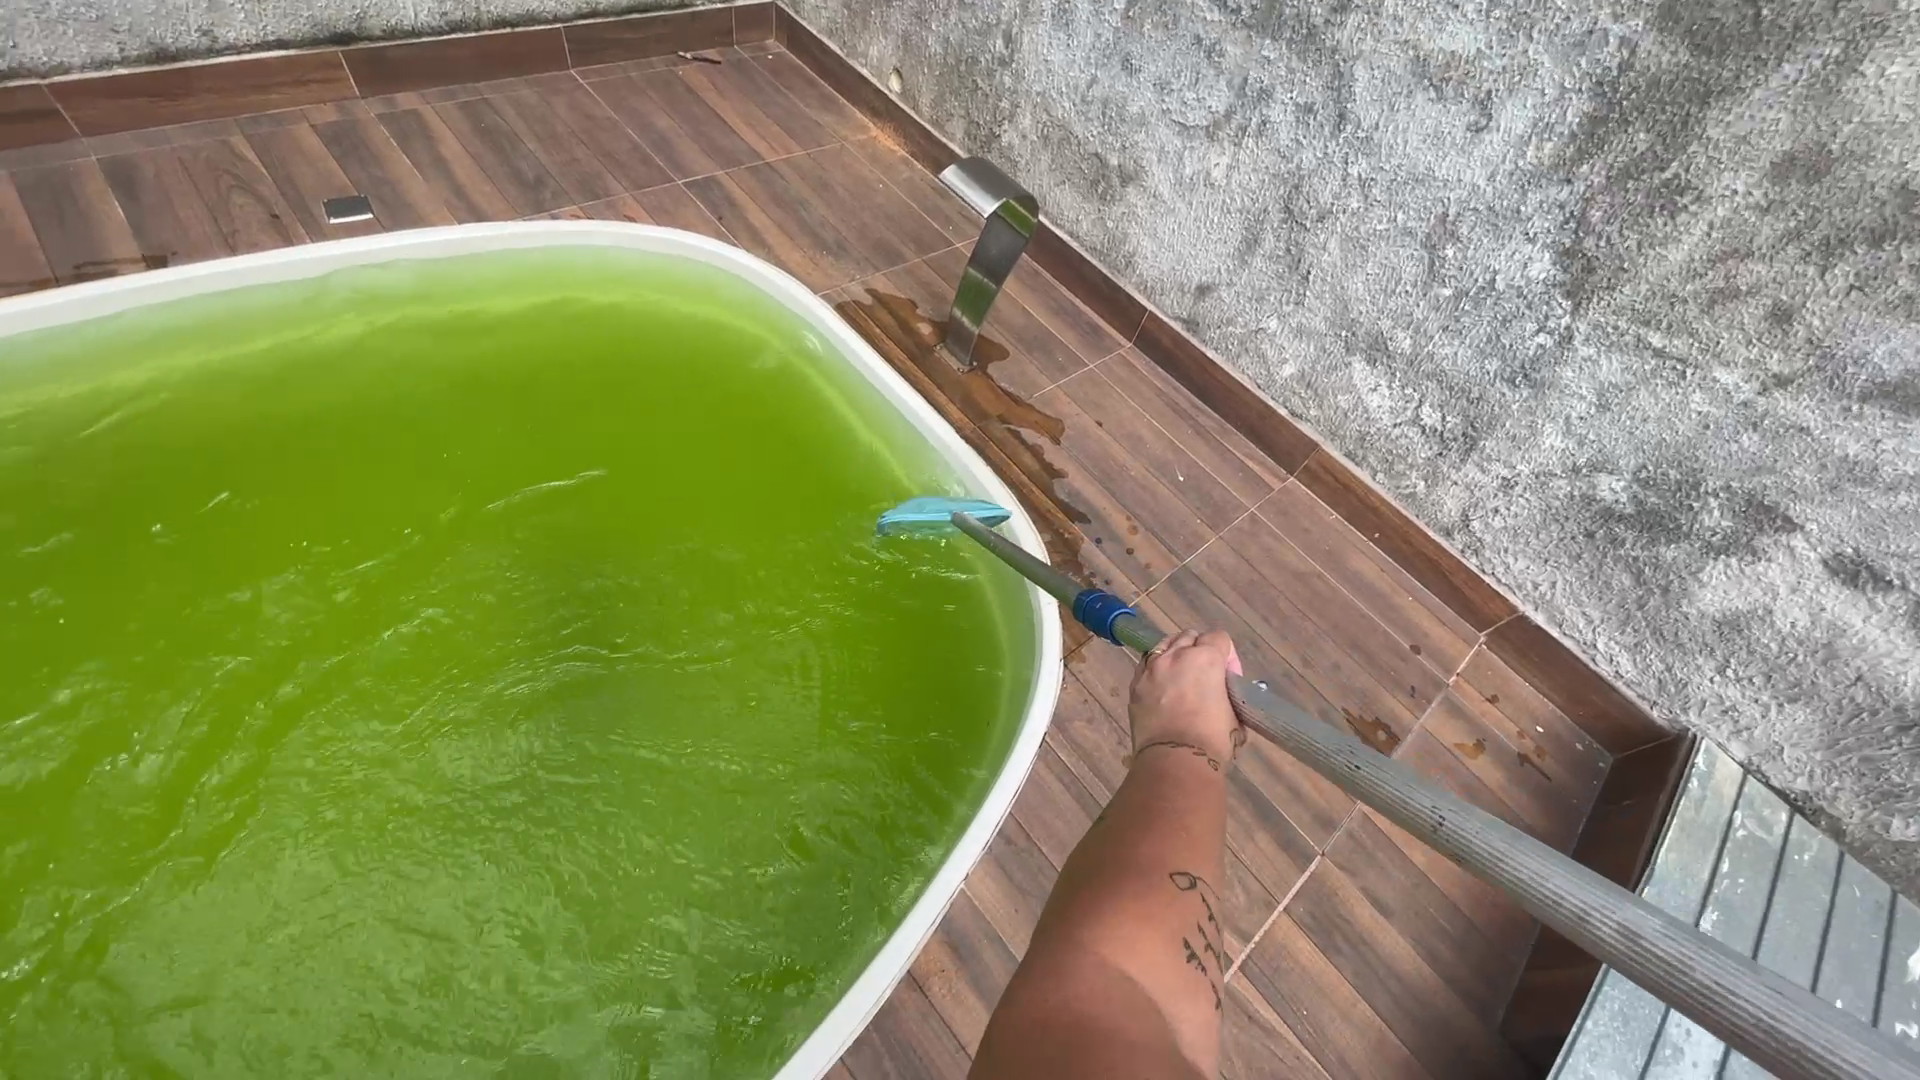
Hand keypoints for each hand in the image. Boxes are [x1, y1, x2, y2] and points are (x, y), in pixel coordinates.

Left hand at [1127, 629, 1244, 766]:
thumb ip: (1229, 695)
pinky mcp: (1135, 683)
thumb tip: (1223, 697)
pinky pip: (1146, 664)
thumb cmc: (1212, 739)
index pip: (1219, 638)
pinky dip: (1156, 668)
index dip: (1227, 655)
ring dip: (1175, 653)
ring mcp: (1151, 667)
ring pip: (1164, 645)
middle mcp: (1176, 655)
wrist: (1174, 759)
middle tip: (1205, 674)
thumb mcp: (1235, 715)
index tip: (1229, 676)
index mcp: (1206, 659)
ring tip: (1181, 675)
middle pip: (1189, 636)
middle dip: (1200, 649)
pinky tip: (1161, 685)